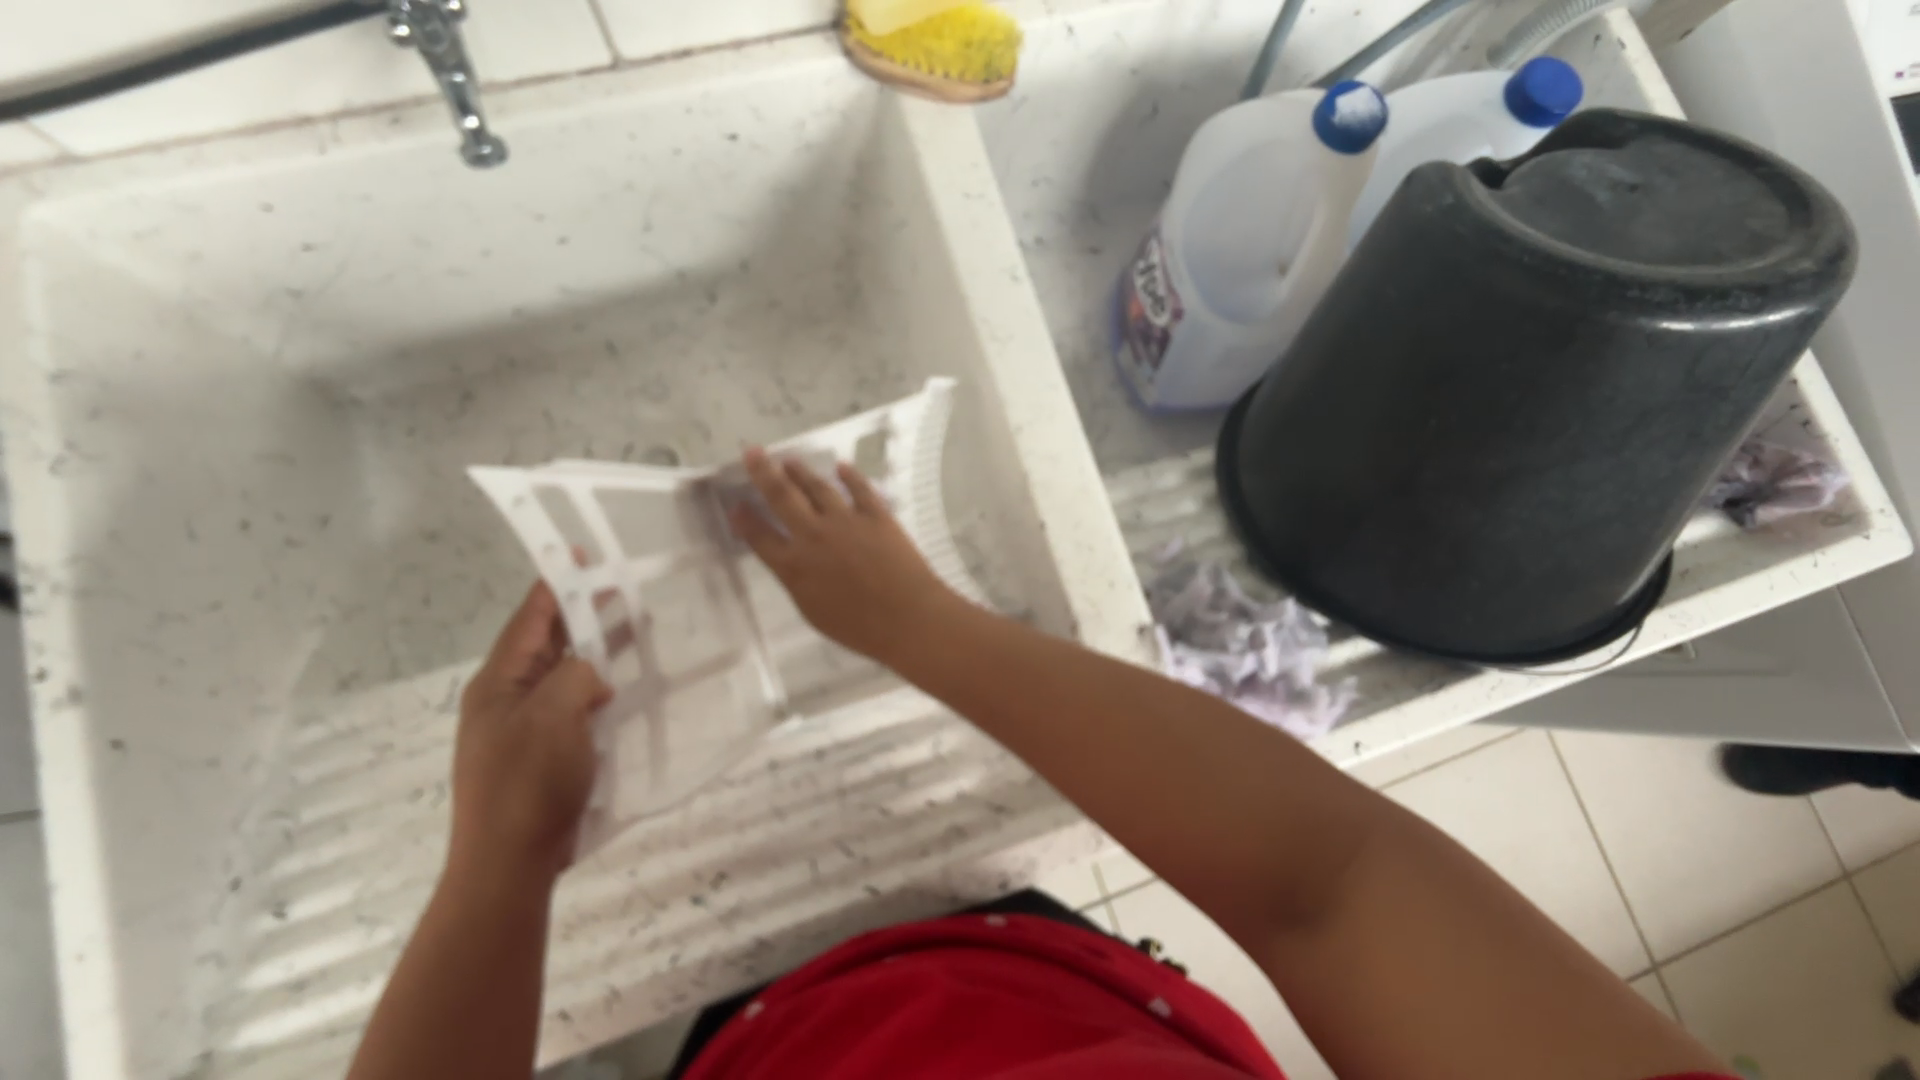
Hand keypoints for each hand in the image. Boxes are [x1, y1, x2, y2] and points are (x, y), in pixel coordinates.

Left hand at [449, 582, 610, 882]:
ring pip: (566, 675)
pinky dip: (600, 691)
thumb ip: (578, 676)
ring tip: (636, 629)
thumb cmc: (527, 783)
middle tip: (621, 588)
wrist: (510, 862)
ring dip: (597, 651)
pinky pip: (575, 707)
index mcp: (499, 683)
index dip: (555, 585)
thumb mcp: (555, 715)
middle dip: (582, 614)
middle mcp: (509, 699)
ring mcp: (526, 729)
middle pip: (548, 643)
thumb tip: (592, 677)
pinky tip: (626, 690)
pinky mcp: (546, 755)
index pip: (529, 619)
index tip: (580, 555)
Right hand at [730, 448, 960, 661]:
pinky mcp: (876, 515)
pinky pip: (859, 489)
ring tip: (790, 461)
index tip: (735, 504)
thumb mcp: (814, 612)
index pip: (760, 538)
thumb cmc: (859, 628)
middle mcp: (814, 536)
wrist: (906, 617)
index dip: (745, 520)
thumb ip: (798, 583)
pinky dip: (849, 476)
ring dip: (801, 472)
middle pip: (782, 498)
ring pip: (817, 487)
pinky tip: (841, 467)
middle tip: (752, 453)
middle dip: (764, 473)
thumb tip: (791, 565)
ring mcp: (846, 521)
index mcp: (794, 567)